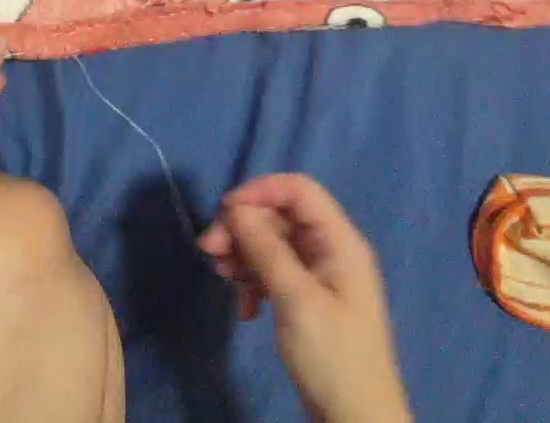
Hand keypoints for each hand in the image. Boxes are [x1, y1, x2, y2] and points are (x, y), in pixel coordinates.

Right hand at [198, 174, 410, 422]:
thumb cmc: (333, 357)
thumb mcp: (297, 300)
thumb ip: (266, 249)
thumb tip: (235, 208)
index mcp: (340, 243)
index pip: (299, 191)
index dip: (260, 191)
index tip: (224, 210)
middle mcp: (330, 251)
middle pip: (279, 217)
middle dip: (242, 227)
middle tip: (209, 249)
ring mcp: (318, 275)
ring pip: (271, 243)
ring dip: (242, 254)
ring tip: (220, 275)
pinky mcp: (305, 298)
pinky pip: (272, 272)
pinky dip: (252, 282)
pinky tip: (244, 308)